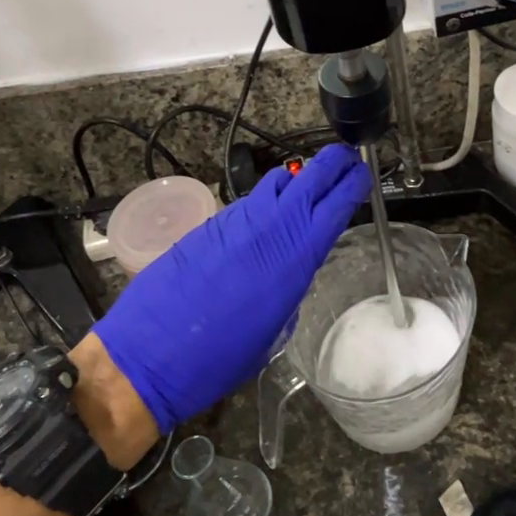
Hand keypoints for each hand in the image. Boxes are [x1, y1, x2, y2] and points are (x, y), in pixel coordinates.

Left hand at [90, 144, 371, 429]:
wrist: (151, 354)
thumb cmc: (221, 356)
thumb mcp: (278, 326)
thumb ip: (293, 285)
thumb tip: (293, 267)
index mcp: (298, 255)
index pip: (337, 202)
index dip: (355, 182)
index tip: (364, 172)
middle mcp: (273, 227)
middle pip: (313, 175)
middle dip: (334, 162)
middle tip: (346, 158)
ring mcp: (240, 220)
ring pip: (279, 180)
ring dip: (298, 178)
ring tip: (306, 185)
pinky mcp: (212, 224)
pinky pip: (250, 200)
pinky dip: (267, 199)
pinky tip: (266, 215)